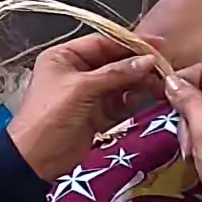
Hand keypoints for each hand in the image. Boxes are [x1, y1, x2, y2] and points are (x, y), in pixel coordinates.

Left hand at [7, 34, 159, 179]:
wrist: (36, 159)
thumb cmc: (51, 115)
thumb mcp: (81, 89)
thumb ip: (116, 74)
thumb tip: (148, 60)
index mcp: (64, 57)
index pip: (102, 42)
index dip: (129, 42)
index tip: (157, 43)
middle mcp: (77, 71)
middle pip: (114, 62)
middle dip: (138, 64)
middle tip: (164, 65)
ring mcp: (88, 94)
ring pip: (120, 82)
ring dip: (140, 82)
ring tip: (162, 82)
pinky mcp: (97, 114)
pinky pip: (120, 102)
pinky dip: (135, 99)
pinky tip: (151, 95)